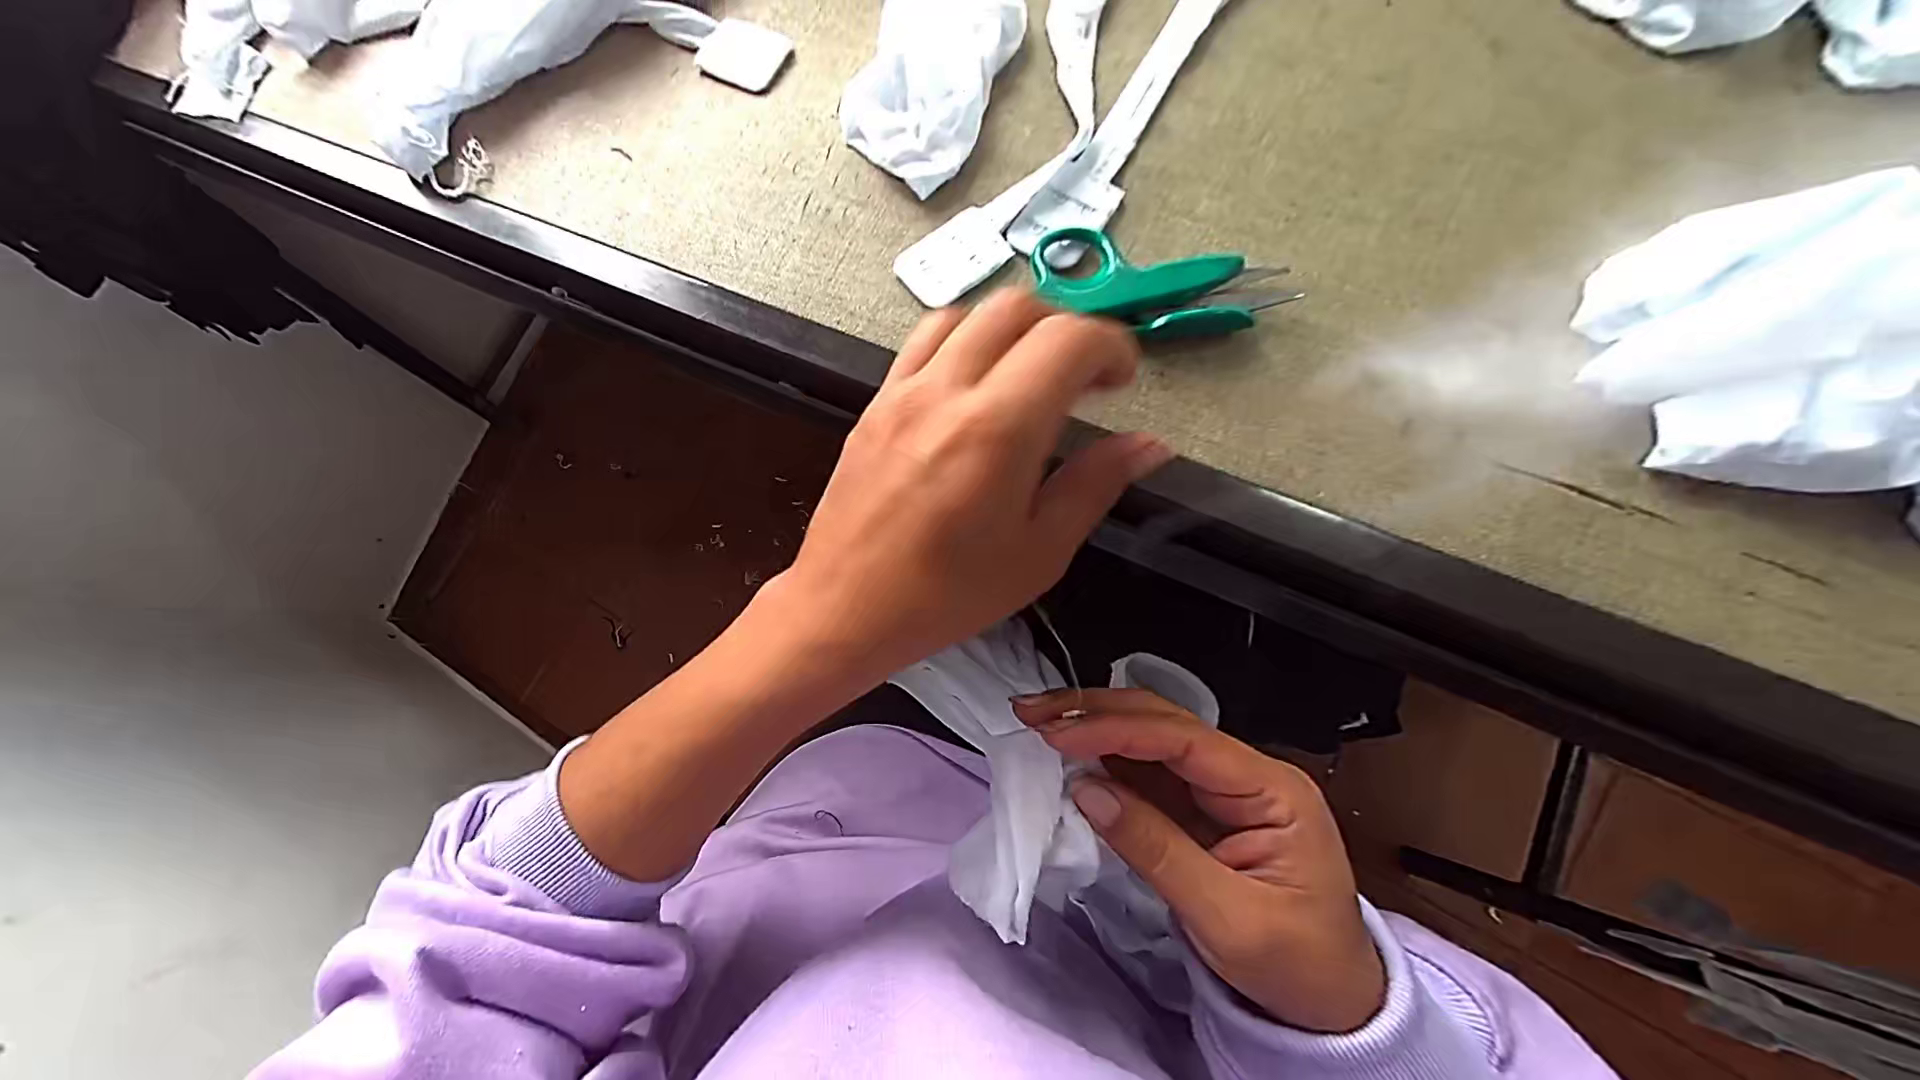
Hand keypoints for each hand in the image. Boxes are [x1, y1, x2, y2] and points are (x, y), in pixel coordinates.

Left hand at [562, 291, 1168, 882]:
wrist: (846, 608)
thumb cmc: (948, 596)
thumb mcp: (1039, 553)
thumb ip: (1095, 485)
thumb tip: (1148, 444)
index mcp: (997, 431)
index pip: (1068, 340)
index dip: (1112, 346)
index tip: (1121, 381)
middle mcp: (947, 392)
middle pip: (1018, 307)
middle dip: (1067, 328)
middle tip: (1084, 377)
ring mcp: (902, 391)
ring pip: (967, 312)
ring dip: (1013, 327)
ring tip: (1030, 373)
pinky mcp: (876, 403)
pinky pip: (923, 340)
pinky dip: (964, 339)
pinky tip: (974, 384)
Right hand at [1014, 689, 1386, 1033]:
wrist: (1331, 1004)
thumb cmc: (1299, 967)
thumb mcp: (1229, 920)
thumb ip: (1157, 850)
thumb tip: (1086, 792)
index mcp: (1270, 788)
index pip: (1183, 739)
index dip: (1116, 728)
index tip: (1059, 734)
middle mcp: (1243, 772)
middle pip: (1162, 720)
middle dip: (1094, 710)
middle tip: (1034, 710)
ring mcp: (1218, 786)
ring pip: (1147, 737)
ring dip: (1091, 726)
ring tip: (1039, 723)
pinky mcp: (1196, 805)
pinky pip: (1143, 770)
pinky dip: (1101, 759)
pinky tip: (1068, 753)